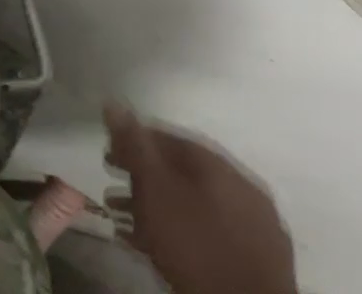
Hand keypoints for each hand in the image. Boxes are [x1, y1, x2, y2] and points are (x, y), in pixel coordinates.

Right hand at [105, 105, 295, 293]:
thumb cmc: (194, 242)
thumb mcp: (155, 188)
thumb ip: (135, 145)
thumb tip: (114, 102)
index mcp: (224, 171)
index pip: (175, 138)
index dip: (137, 137)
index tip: (107, 146)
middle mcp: (245, 193)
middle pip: (184, 170)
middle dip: (142, 171)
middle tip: (110, 173)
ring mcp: (254, 229)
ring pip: (193, 202)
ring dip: (153, 201)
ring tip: (118, 210)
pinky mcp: (251, 259)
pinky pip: (204, 229)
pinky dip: (173, 226)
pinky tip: (145, 237)